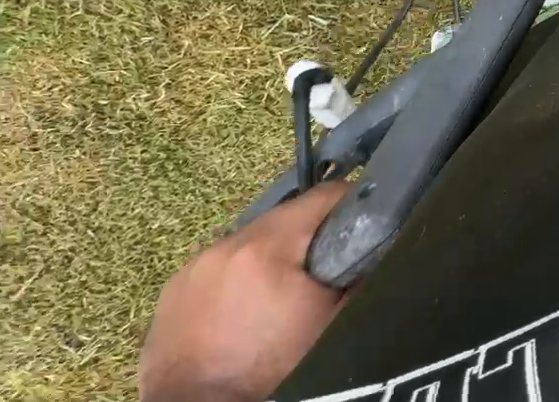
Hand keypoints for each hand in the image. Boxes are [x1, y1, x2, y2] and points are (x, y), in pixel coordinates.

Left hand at [140, 182, 350, 401]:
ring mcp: (194, 265)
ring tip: (288, 288)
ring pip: (255, 236)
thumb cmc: (274, 365)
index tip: (366, 226)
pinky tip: (250, 302)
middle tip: (329, 265)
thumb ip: (361, 270)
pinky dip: (244, 271)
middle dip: (313, 232)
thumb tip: (384, 240)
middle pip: (289, 213)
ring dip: (278, 250)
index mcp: (267, 245)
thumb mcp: (335, 317)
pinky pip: (225, 261)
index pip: (327, 193)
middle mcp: (226, 244)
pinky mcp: (174, 287)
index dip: (354, 204)